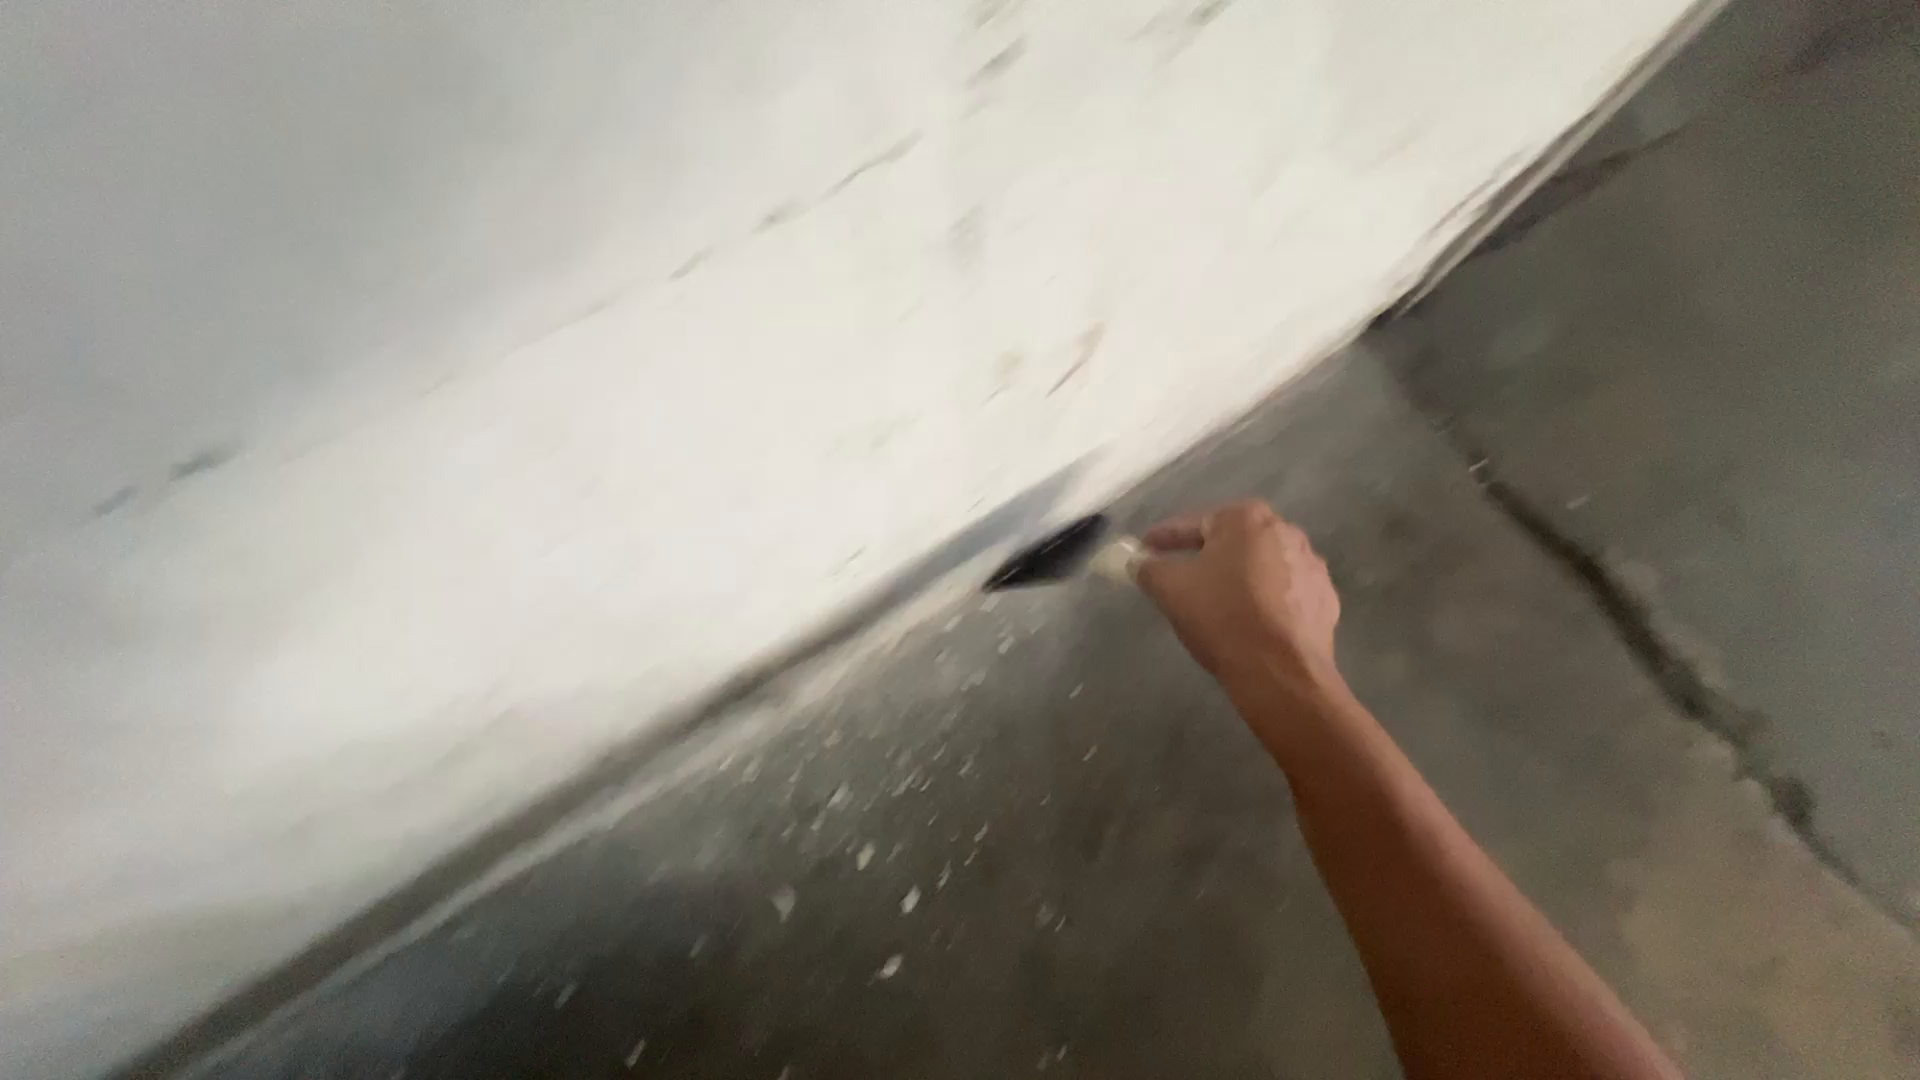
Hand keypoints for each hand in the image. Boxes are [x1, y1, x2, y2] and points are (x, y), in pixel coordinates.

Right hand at [1135, 499, 1342, 693]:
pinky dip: (1262, 599)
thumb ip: (1148, 568)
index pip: (1191, 524)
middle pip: (1229, 541)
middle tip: (1177, 576)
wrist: (1280, 671)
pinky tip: (1247, 620)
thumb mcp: (1169, 588)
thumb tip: (1138, 562)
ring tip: (1214, 602)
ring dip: (1235, 576)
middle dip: (1202, 555)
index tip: (1143, 550)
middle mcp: (1284, 531)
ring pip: (1258, 565)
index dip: (1162, 538)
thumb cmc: (1221, 616)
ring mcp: (1310, 564)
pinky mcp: (1324, 598)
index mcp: (1245, 518)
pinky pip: (1281, 591)